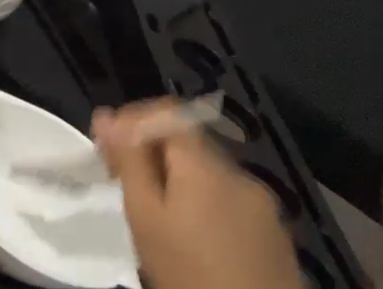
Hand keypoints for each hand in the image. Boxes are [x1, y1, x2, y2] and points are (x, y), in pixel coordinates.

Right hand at [94, 101, 304, 288]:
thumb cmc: (188, 269)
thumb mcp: (144, 214)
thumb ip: (128, 160)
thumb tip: (106, 115)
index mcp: (207, 168)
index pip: (169, 113)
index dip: (134, 118)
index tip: (110, 146)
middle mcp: (242, 178)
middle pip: (189, 144)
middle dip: (152, 153)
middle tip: (124, 182)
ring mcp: (264, 207)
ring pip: (208, 173)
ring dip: (177, 179)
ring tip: (156, 213)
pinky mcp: (275, 234)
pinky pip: (229, 199)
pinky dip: (204, 203)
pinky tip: (193, 235)